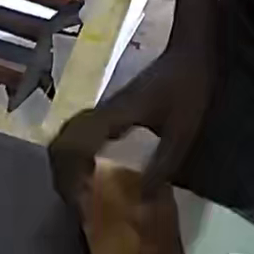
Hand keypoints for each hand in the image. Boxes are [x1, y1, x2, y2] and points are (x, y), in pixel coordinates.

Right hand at [48, 38, 217, 206]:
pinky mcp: (116, 106)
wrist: (190, 51)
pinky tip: (92, 170)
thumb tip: (140, 203)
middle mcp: (107, 107)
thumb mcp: (183, 129)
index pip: (78, 142)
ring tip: (80, 191)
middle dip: (63, 171)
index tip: (79, 201)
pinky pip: (86, 129)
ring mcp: (110, 104)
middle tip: (76, 202)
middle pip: (67, 136)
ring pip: (74, 131)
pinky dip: (80, 152)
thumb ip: (162, 164)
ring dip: (70, 162)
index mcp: (118, 112)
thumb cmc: (188, 86)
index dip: (71, 173)